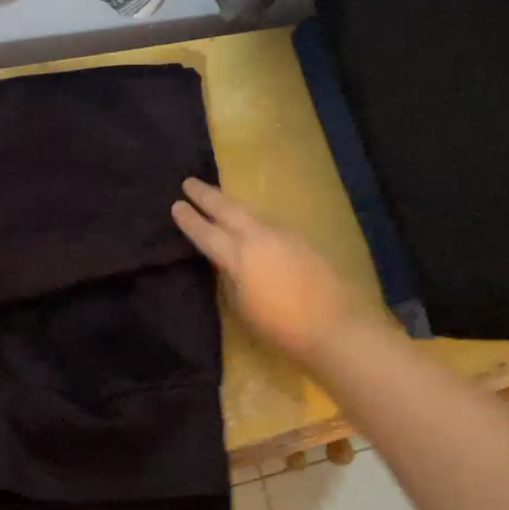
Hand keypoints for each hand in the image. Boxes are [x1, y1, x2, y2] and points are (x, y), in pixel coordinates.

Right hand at [171, 178, 364, 361]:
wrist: (333, 325)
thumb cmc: (281, 327)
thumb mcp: (242, 308)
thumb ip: (230, 279)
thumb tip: (226, 263)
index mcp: (238, 256)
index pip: (206, 233)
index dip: (189, 220)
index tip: (175, 204)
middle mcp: (258, 237)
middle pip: (227, 209)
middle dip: (206, 195)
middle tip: (189, 181)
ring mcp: (282, 234)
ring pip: (249, 212)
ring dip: (230, 205)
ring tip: (217, 199)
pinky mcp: (300, 239)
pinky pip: (268, 222)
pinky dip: (252, 218)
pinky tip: (250, 222)